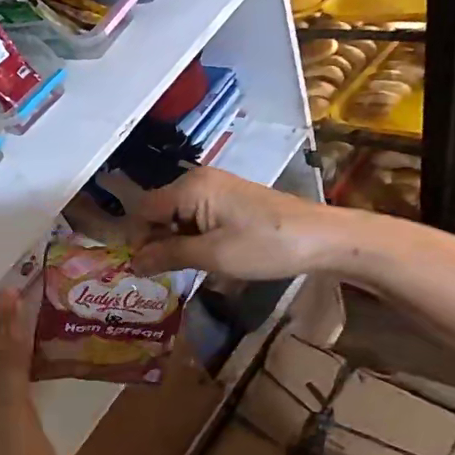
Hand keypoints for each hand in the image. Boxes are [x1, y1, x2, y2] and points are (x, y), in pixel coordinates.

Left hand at [0, 288, 37, 454]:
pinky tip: (47, 354)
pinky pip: (14, 380)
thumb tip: (12, 314)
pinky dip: (26, 360)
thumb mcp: (14, 414)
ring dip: (14, 338)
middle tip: (33, 294)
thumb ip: (12, 365)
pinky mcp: (12, 424)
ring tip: (41, 314)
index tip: (19, 290)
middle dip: (0, 321)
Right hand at [131, 167, 351, 279]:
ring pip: (179, 216)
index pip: (143, 209)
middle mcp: (199, 180)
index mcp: (190, 187)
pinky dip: (195, 238)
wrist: (320, 238)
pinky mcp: (231, 200)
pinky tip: (208, 258)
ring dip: (178, 243)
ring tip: (189, 270)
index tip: (145, 270)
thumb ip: (168, 256)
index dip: (138, 239)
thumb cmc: (264, 245)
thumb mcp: (213, 255)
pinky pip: (198, 217)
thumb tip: (133, 263)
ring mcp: (217, 188)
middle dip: (157, 242)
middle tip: (168, 274)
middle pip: (159, 211)